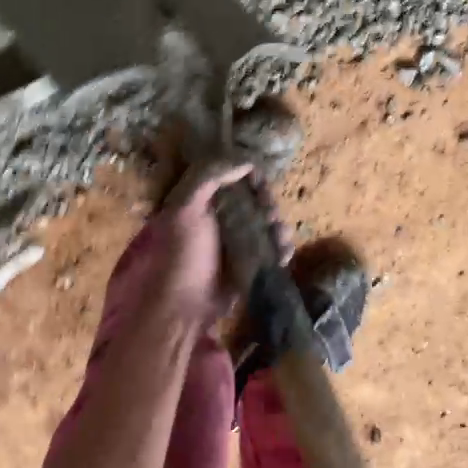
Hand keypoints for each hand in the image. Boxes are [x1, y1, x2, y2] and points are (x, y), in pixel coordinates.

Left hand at [147, 162, 289, 325]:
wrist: (186, 305)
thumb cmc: (184, 253)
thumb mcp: (186, 208)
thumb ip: (209, 177)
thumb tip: (246, 162)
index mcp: (204, 196)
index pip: (236, 174)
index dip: (253, 178)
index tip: (260, 190)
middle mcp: (221, 213)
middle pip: (258, 198)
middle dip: (270, 206)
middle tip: (272, 219)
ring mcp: (237, 238)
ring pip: (269, 222)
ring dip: (280, 229)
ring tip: (281, 243)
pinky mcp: (250, 260)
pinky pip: (273, 246)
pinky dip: (282, 248)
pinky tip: (283, 257)